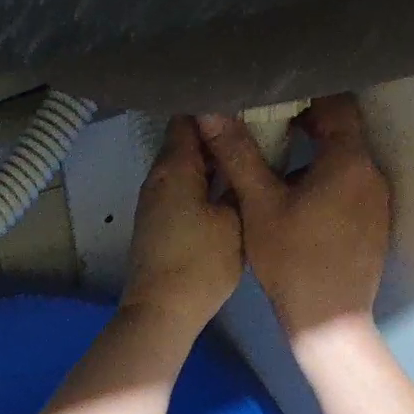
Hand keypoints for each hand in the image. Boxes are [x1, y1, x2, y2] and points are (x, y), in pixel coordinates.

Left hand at [118, 116, 243, 332]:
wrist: (163, 310)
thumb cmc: (200, 263)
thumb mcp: (235, 221)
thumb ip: (239, 182)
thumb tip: (245, 157)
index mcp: (174, 166)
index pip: (190, 116)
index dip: (217, 107)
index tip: (247, 103)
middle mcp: (158, 175)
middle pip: (187, 140)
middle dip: (217, 132)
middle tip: (258, 126)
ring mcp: (155, 199)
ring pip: (185, 164)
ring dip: (211, 159)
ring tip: (248, 154)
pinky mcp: (159, 220)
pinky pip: (182, 186)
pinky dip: (202, 180)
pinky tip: (229, 186)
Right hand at [198, 94, 390, 340]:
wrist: (328, 320)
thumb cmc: (293, 259)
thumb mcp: (259, 204)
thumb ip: (238, 154)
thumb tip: (212, 111)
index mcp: (349, 160)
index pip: (338, 102)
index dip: (306, 93)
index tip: (273, 96)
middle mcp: (372, 174)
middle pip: (343, 131)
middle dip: (306, 124)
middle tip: (265, 126)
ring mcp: (377, 201)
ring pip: (345, 161)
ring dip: (313, 157)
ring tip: (274, 165)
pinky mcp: (373, 224)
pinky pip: (349, 187)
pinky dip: (325, 182)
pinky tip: (295, 201)